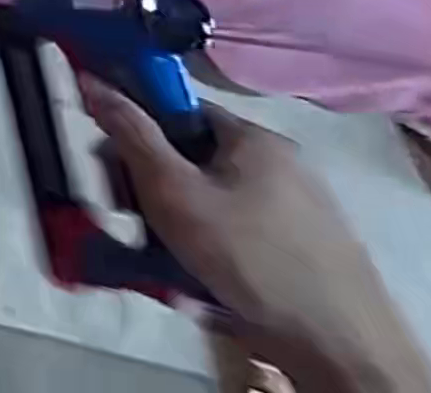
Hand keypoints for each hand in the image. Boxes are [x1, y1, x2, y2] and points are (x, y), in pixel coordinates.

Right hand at [82, 79, 430, 392]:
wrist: (341, 352)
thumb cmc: (244, 252)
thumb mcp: (169, 185)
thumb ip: (128, 129)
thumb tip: (88, 78)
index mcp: (255, 139)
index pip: (174, 106)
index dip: (133, 123)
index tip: (108, 154)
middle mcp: (281, 164)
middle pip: (185, 150)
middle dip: (146, 176)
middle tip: (127, 205)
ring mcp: (296, 206)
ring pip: (203, 189)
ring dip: (168, 209)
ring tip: (155, 239)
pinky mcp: (300, 244)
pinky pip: (228, 221)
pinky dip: (200, 233)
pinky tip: (188, 260)